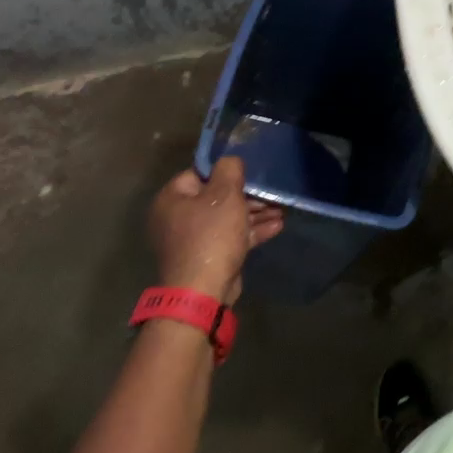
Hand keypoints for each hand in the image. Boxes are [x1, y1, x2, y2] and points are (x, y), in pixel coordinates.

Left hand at [148, 157, 284, 302]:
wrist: (203, 291)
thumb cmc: (211, 235)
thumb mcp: (224, 194)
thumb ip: (230, 170)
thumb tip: (231, 161)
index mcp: (172, 198)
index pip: (199, 173)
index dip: (226, 171)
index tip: (249, 172)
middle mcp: (177, 217)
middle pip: (216, 197)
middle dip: (246, 195)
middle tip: (270, 193)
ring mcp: (192, 240)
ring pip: (226, 218)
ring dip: (253, 213)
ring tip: (280, 209)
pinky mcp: (207, 257)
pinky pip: (230, 237)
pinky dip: (250, 231)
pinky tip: (277, 226)